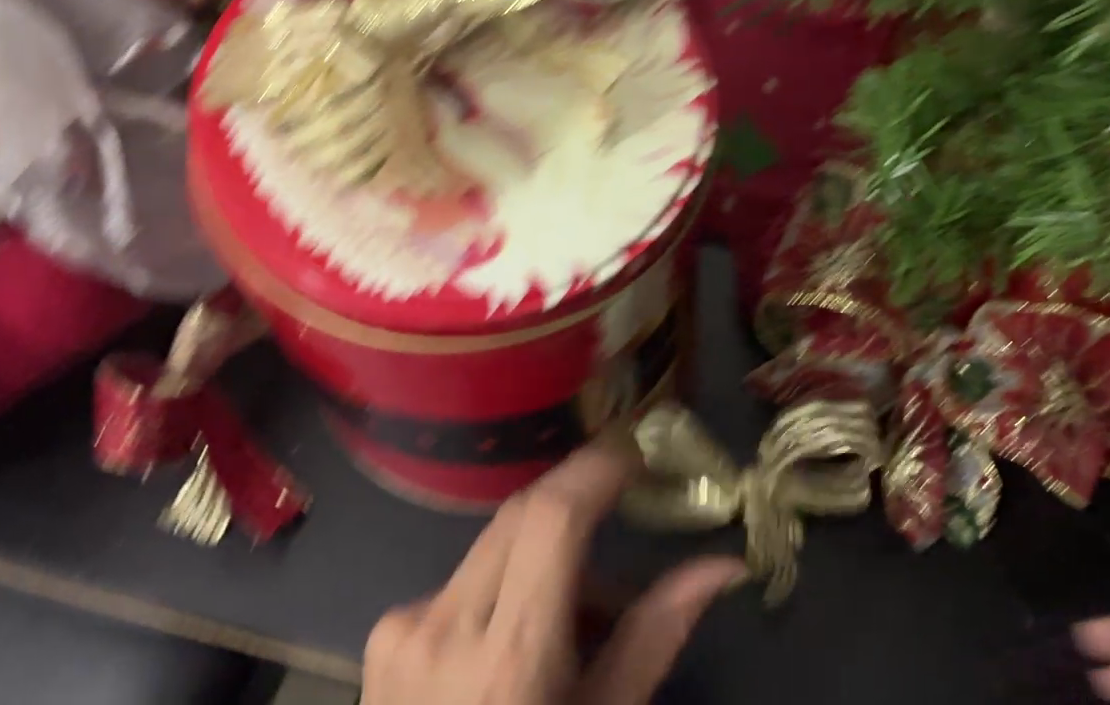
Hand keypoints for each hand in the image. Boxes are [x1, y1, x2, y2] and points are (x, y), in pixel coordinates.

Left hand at [364, 439, 748, 704]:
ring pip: (499, 541)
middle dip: (582, 494)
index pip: (552, 519)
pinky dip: (511, 582)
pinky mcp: (385, 634)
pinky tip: (525, 637)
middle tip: (629, 495)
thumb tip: (724, 566)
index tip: (643, 453)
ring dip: (551, 547)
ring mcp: (404, 626)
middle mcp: (446, 624)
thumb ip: (657, 633)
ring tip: (583, 613)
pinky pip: (466, 575)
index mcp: (510, 656)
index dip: (599, 469)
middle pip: (525, 513)